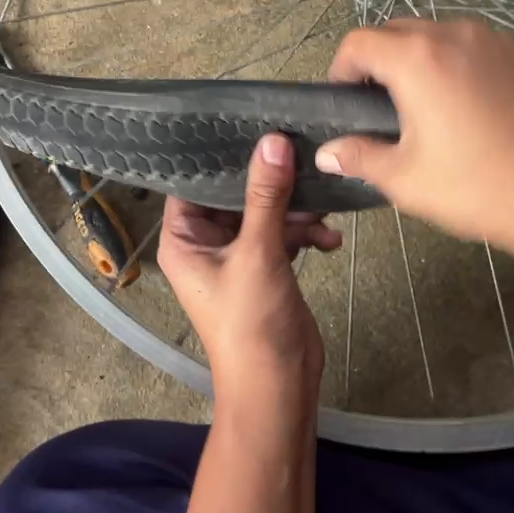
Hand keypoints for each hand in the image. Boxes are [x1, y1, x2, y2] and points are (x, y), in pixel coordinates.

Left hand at [157, 134, 341, 399]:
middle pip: (236, 194)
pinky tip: (331, 239)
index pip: (193, 182)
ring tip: (323, 210)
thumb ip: (266, 196)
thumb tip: (274, 141)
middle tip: (300, 155)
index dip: (219, 156)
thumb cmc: (251, 322)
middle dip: (270, 182)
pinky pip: (284, 236)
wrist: (279, 389)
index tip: (250, 123)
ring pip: (265, 213)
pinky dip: (305, 234)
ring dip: (295, 211)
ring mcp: (238, 256)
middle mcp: (205, 243)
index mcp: (183, 238)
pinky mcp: (266, 268)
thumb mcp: (258, 253)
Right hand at [314, 19, 513, 250]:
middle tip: (381, 109)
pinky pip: (477, 48)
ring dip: (421, 60)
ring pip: (439, 36)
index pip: (358, 42)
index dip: (341, 69)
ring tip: (428, 107)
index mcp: (417, 58)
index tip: (345, 101)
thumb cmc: (480, 187)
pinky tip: (472, 108)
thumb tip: (328, 152)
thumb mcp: (406, 179)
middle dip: (379, 62)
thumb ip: (359, 157)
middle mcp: (454, 34)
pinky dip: (461, 65)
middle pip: (397, 31)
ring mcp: (496, 40)